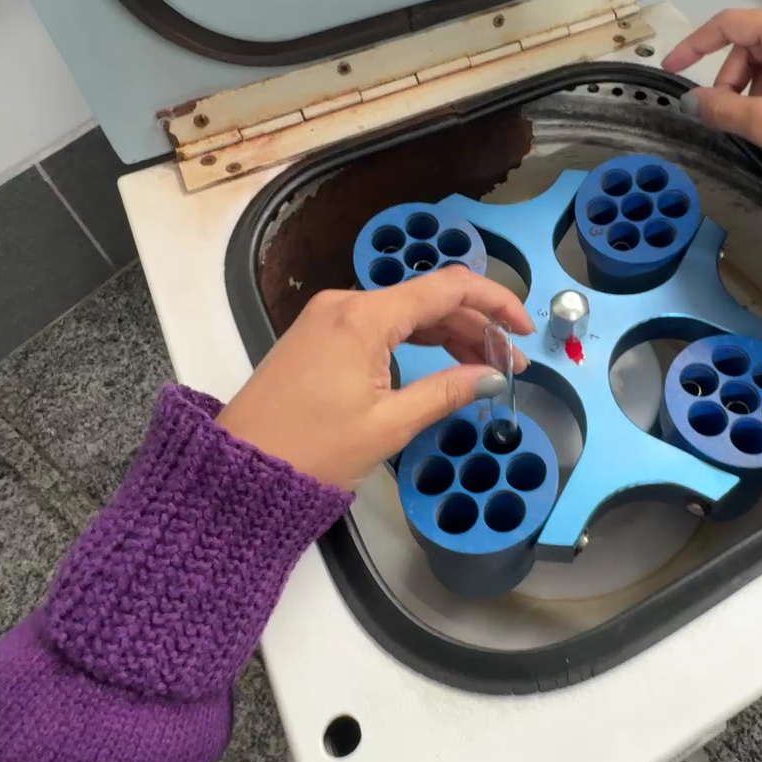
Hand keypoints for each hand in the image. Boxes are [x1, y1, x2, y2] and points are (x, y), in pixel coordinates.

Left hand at [217, 267, 534, 490]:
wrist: (237, 473)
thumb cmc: (311, 451)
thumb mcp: (388, 425)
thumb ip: (446, 392)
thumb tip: (493, 376)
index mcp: (364, 316)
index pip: (448, 288)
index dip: (496, 302)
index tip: (524, 329)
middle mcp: (347, 303)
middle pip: (429, 300)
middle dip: (476, 327)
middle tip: (510, 363)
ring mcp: (331, 317)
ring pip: (407, 313)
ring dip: (449, 335)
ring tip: (485, 367)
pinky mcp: (321, 336)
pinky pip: (382, 327)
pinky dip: (417, 342)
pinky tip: (442, 363)